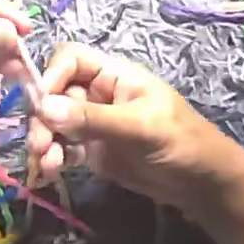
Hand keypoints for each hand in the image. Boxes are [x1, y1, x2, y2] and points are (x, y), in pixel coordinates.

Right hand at [27, 43, 243, 211]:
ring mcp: (93, 122)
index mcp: (114, 74)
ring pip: (54, 121)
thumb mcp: (139, 127)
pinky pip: (62, 145)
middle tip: (40, 144)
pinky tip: (53, 171)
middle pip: (55, 92)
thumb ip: (93, 118)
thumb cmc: (181, 142)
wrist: (203, 184)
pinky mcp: (91, 149)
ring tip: (47, 164)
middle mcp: (98, 93)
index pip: (70, 59)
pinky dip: (53, 156)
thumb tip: (44, 108)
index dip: (51, 76)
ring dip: (44, 139)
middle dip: (42, 116)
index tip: (42, 105)